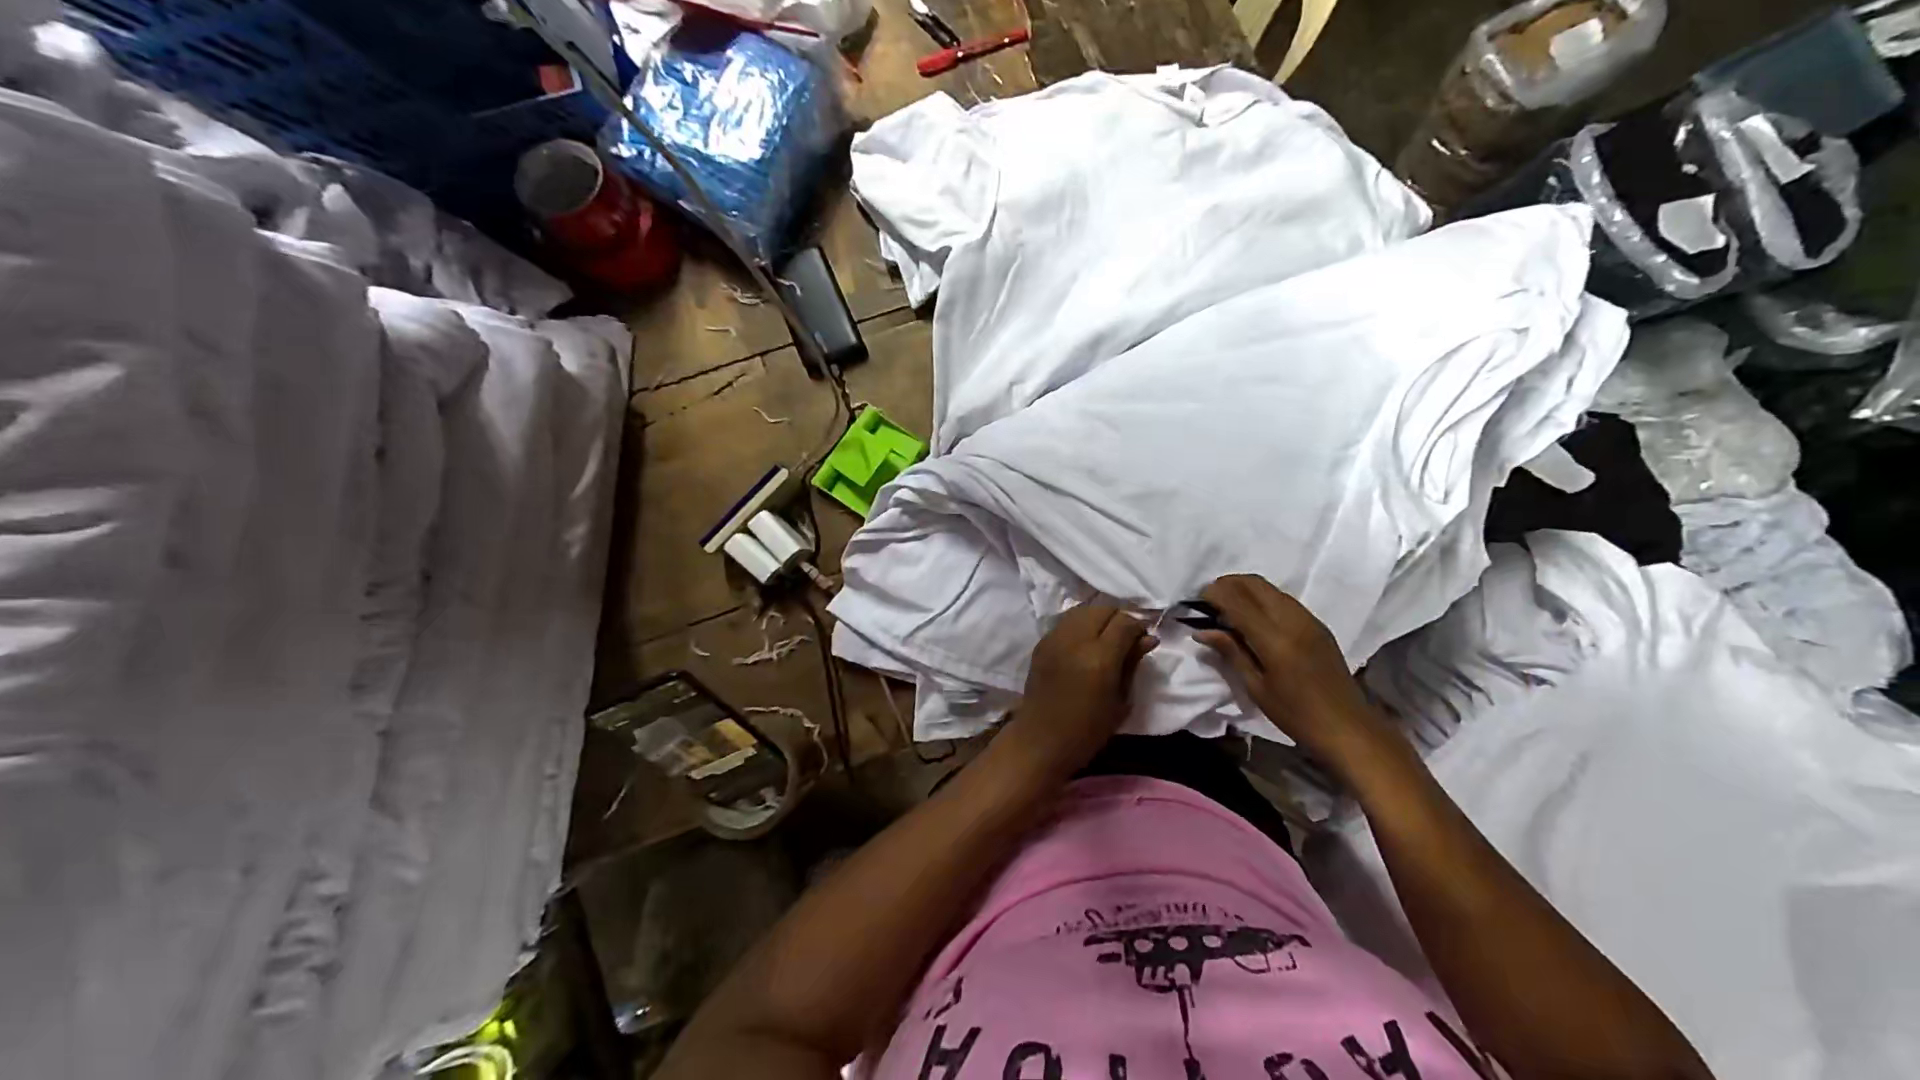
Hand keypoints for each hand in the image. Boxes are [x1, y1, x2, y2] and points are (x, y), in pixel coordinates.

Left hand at [1001, 602, 1157, 778]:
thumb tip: (1148, 638)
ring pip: (1083, 610)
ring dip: (1098, 619)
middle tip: (1126, 638)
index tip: (1144, 638)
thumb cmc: (1088, 729)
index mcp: (1101, 657)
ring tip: (1106, 638)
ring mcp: (1055, 638)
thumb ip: (1132, 663)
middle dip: (1119, 618)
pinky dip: (1080, 625)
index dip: (1138, 626)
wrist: (1042, 739)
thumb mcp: (1120, 700)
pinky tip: (1085, 644)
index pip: (1125, 622)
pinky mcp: (1041, 643)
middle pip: (1103, 609)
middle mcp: (1076, 639)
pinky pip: (1066, 622)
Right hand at [1193, 575, 1395, 774]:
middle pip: (1254, 584)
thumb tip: (1202, 630)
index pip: (1237, 601)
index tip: (1195, 603)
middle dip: (1227, 585)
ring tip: (1227, 609)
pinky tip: (1253, 618)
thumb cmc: (1296, 715)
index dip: (1213, 595)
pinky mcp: (1317, 625)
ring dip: (1244, 590)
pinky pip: (1283, 599)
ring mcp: (1308, 619)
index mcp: (1275, 639)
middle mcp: (1292, 620)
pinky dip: (1262, 598)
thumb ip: (1231, 652)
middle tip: (1208, 602)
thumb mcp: (1256, 688)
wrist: (1348, 727)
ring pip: (1270, 588)